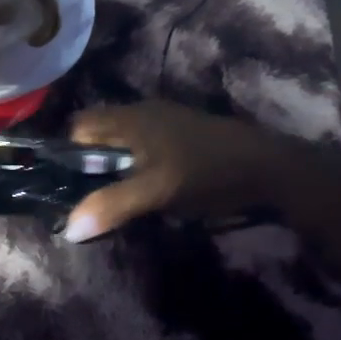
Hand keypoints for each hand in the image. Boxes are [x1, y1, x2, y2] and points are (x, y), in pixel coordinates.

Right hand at [59, 100, 302, 241]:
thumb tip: (69, 228)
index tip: (72, 186)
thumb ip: (112, 206)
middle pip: (100, 133)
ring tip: (124, 198)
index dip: (69, 153)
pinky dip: (139, 164)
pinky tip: (153, 189)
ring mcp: (164, 121)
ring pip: (124, 140)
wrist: (272, 168)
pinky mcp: (183, 134)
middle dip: (94, 163)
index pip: (78, 126)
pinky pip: (145, 145)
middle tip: (98, 197)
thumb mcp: (157, 193)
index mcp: (128, 117)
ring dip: (118, 166)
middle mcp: (140, 112)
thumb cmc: (206, 173)